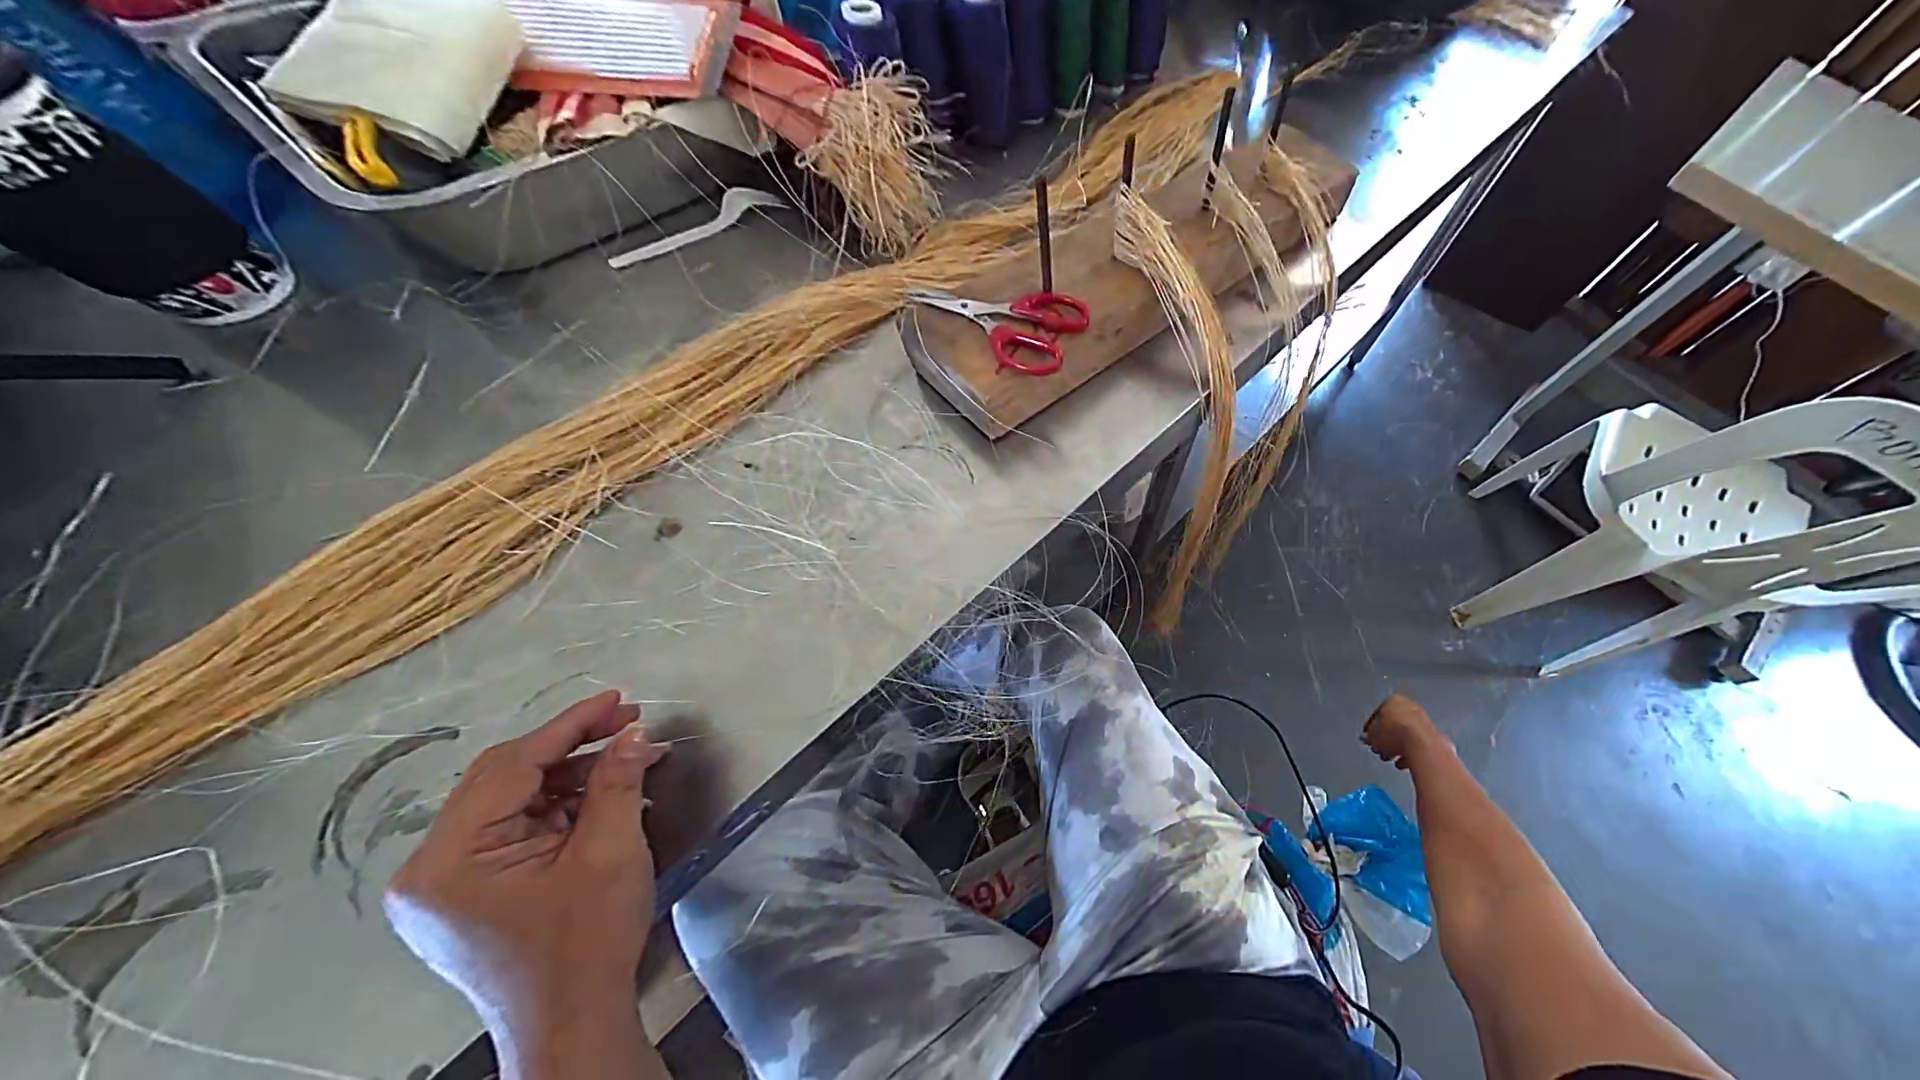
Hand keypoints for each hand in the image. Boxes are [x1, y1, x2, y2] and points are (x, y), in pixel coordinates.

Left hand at [384, 691, 669, 1076]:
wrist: (572, 1027)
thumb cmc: (587, 944)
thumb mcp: (610, 853)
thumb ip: (618, 782)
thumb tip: (635, 732)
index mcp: (448, 861)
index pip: (512, 766)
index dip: (571, 725)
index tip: (618, 700)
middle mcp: (429, 868)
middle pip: (505, 778)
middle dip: (572, 746)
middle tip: (629, 723)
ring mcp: (443, 883)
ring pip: (511, 800)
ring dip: (570, 776)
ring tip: (627, 761)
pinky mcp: (466, 893)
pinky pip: (513, 828)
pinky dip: (558, 807)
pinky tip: (601, 797)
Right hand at [1363, 693, 1447, 770]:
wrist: (1421, 746)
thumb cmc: (1393, 734)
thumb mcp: (1371, 735)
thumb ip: (1369, 736)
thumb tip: (1369, 738)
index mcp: (1393, 700)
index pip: (1378, 714)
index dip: (1371, 728)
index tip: (1369, 738)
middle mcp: (1411, 707)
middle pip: (1394, 723)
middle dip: (1387, 738)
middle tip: (1380, 748)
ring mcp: (1425, 722)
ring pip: (1407, 735)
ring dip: (1398, 746)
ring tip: (1391, 757)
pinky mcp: (1436, 737)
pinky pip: (1418, 745)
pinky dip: (1411, 753)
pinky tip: (1403, 762)